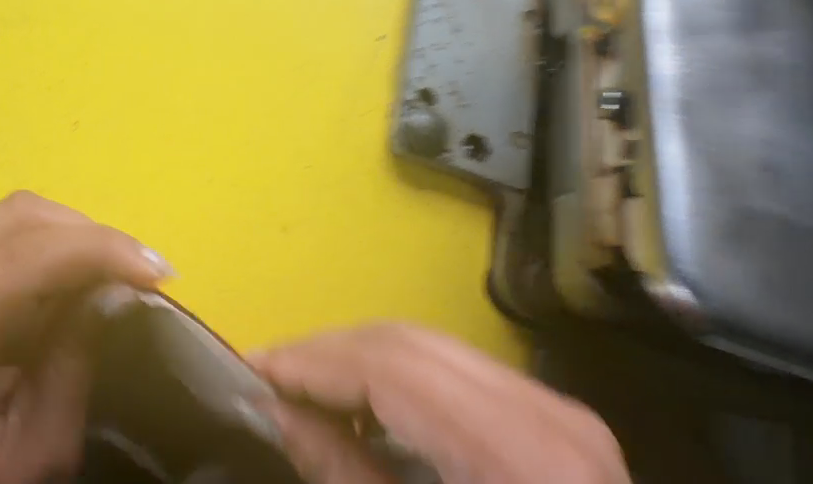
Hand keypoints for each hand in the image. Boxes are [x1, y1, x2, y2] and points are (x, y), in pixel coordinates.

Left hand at [0, 191, 174, 483]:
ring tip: (118, 269)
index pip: (16, 264)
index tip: (155, 271)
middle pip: (13, 223)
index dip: (92, 250)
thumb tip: (111, 287)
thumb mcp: (39, 451)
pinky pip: (2, 233)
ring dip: (72, 231)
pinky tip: (81, 269)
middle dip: (89, 235)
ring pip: (9, 216)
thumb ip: (71, 364)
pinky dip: (52, 239)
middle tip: (144, 272)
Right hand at [253, 325, 627, 483]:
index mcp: (520, 456)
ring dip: (359, 362)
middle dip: (328, 354)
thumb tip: (279, 414)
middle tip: (269, 382)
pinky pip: (457, 373)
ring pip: (430, 347)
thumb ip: (346, 478)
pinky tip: (367, 411)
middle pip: (407, 342)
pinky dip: (399, 380)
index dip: (311, 362)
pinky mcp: (561, 426)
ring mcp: (562, 414)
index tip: (250, 373)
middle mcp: (548, 414)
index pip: (389, 366)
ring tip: (306, 394)